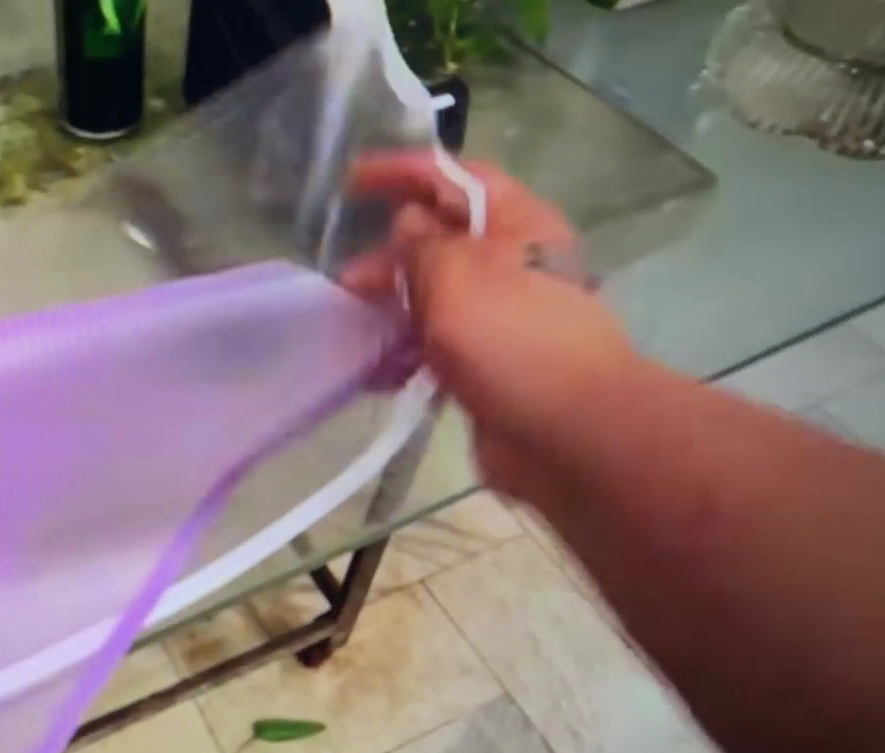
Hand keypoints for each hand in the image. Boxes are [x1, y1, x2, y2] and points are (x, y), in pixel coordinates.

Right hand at [341, 151, 645, 498]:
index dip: (405, 171)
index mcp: (517, 226)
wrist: (562, 426)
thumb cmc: (510, 339)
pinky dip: (402, 349)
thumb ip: (423, 245)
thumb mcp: (456, 276)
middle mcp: (512, 263)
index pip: (457, 179)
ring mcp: (500, 314)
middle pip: (441, 239)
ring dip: (391, 305)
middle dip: (389, 253)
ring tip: (354, 327)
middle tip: (345, 281)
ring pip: (432, 295)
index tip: (352, 179)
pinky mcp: (486, 360)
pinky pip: (433, 342)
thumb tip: (408, 221)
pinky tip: (377, 370)